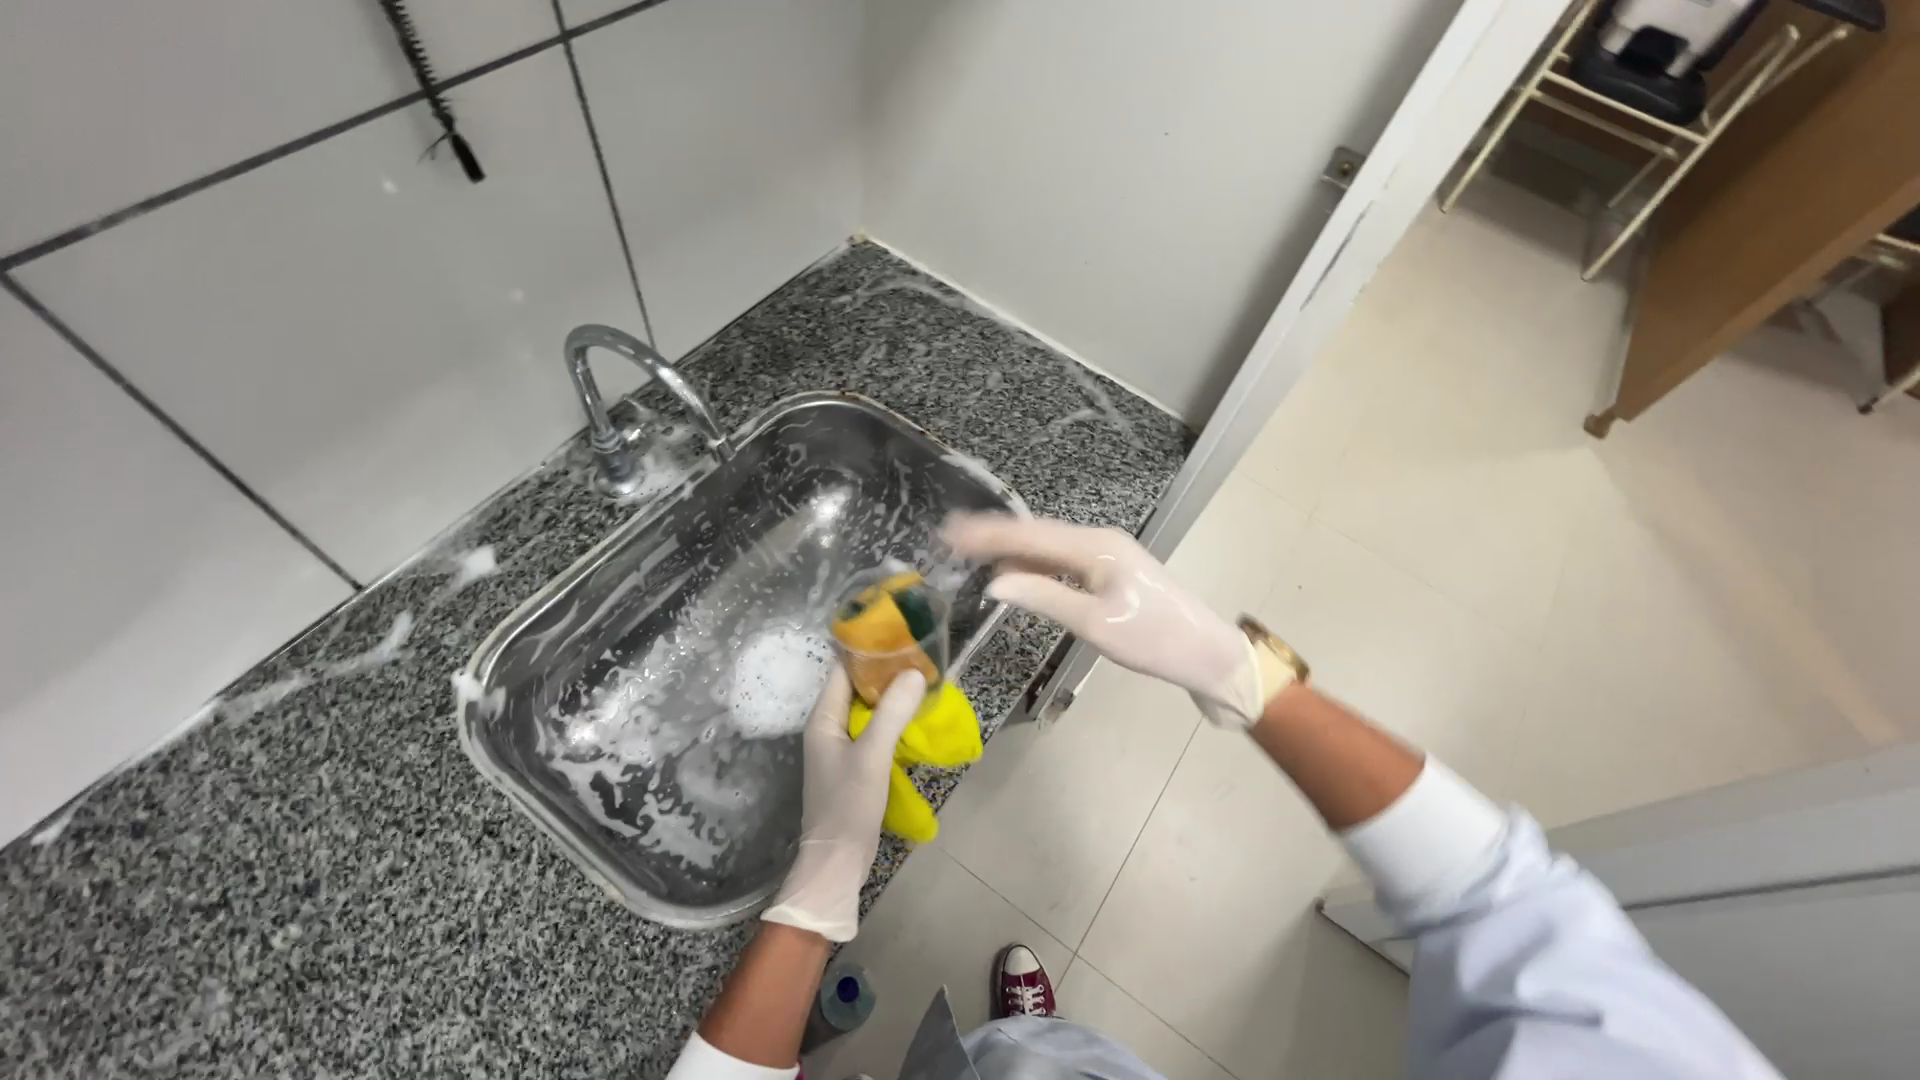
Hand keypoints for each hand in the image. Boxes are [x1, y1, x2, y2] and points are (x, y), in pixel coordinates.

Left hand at [762, 664, 926, 941]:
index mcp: (823, 718)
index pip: (842, 669)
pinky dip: (892, 719)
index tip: (898, 634)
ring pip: (867, 709)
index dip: (867, 650)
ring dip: (891, 695)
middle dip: (884, 670)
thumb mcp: (872, 756)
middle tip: (920, 654)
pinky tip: (916, 716)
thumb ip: (892, 714)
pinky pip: (874, 729)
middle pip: (856, 686)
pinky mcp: (855, 764)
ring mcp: (841, 747)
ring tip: (924, 678)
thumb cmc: (848, 806)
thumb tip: (914, 672)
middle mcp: (829, 727)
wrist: (837, 863)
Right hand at [943, 513, 1264, 727]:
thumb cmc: (1155, 641)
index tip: (950, 532)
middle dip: (992, 534)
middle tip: (950, 537)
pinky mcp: (1109, 571)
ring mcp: (1105, 554)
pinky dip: (1032, 563)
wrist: (1208, 654)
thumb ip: (1044, 599)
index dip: (987, 533)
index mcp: (1095, 547)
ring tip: (970, 551)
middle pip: (1035, 533)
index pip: (1029, 535)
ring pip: (1047, 545)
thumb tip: (995, 585)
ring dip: (1009, 548)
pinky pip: (1061, 559)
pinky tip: (1013, 571)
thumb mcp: (1095, 624)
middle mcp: (1098, 541)